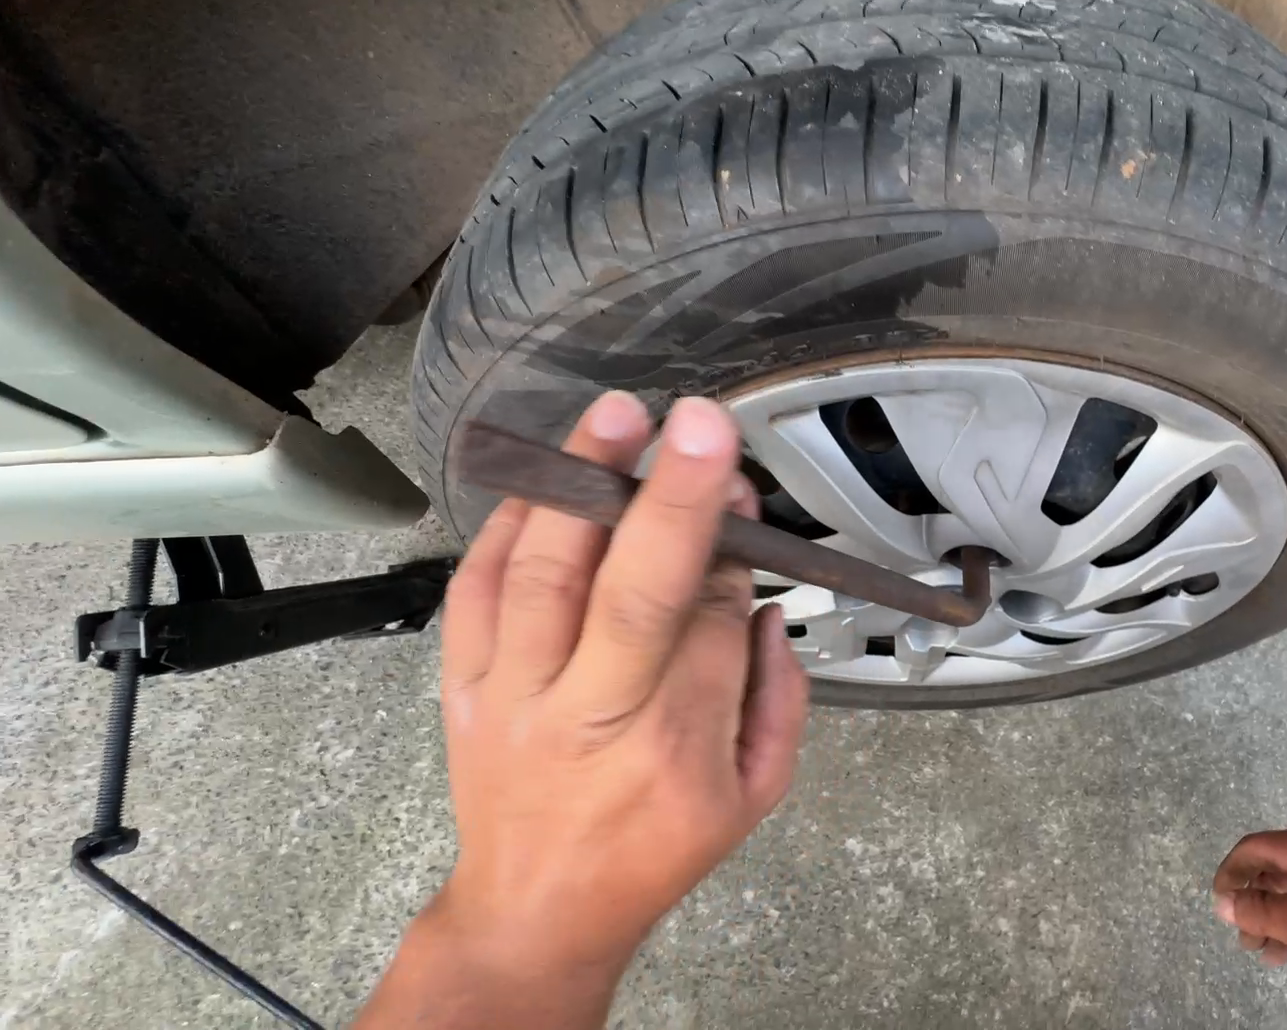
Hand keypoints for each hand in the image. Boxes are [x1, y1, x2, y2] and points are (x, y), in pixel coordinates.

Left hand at [426, 392, 808, 987]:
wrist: (537, 909)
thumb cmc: (657, 852)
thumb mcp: (757, 793)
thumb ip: (783, 699)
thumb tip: (765, 607)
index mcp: (676, 745)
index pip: (712, 619)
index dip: (730, 547)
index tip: (740, 493)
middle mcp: (590, 715)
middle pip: (634, 594)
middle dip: (673, 501)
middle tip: (698, 424)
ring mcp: (512, 697)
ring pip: (543, 577)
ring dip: (582, 488)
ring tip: (616, 418)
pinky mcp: (462, 687)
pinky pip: (473, 593)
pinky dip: (507, 527)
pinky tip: (546, 480)